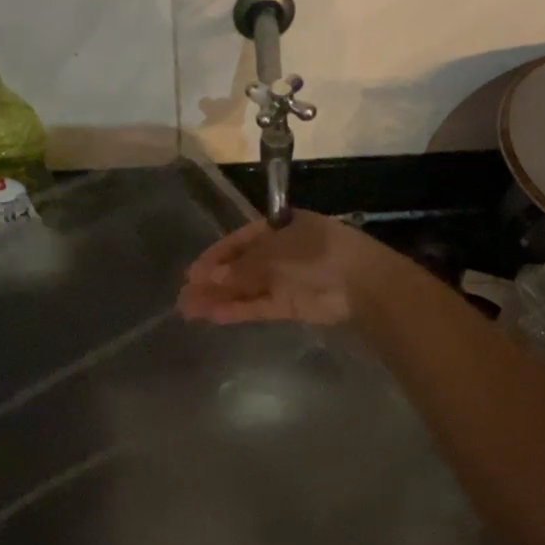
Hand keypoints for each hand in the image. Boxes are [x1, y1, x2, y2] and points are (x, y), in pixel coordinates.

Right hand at [176, 211, 383, 325]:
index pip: (240, 240)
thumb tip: (208, 279)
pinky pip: (258, 305)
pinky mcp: (291, 306)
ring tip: (189, 310)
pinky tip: (212, 316)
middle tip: (184, 297)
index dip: (215, 256)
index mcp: (280, 228)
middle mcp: (282, 252)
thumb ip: (240, 268)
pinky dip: (236, 310)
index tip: (192, 273)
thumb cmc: (316, 254)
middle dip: (213, 281)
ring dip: (219, 299)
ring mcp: (287, 280)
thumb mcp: (272, 253)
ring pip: (246, 289)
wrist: (360, 283)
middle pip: (241, 267)